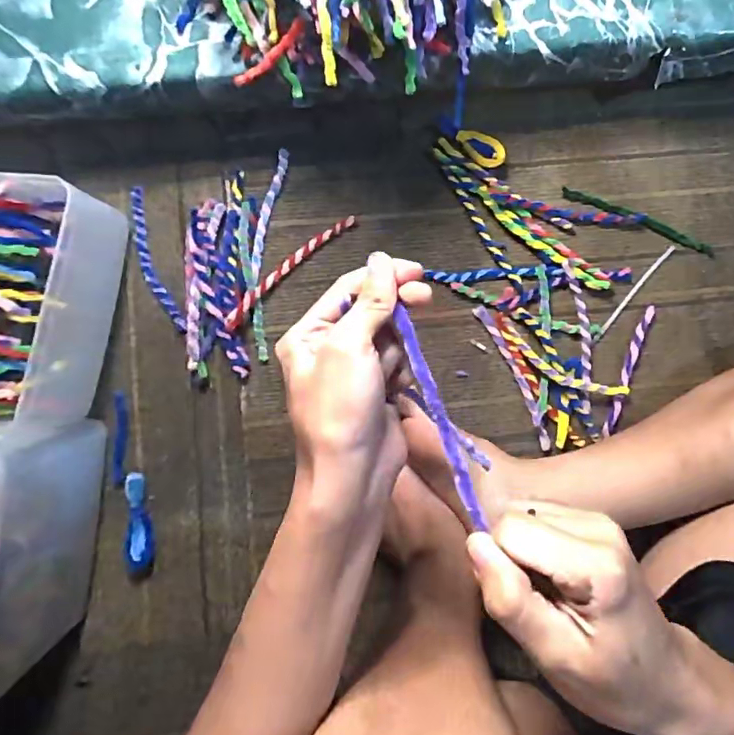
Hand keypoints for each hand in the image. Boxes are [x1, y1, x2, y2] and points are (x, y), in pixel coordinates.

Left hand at [275, 253, 430, 518]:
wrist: (352, 476)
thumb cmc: (341, 407)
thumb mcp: (351, 346)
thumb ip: (370, 301)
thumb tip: (381, 259)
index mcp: (309, 333)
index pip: (349, 289)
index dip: (382, 275)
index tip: (416, 270)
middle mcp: (329, 347)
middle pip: (373, 309)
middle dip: (396, 309)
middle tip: (424, 298)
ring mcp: (355, 369)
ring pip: (391, 336)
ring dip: (397, 351)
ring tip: (388, 377)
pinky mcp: (377, 388)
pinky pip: (398, 362)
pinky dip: (401, 372)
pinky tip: (395, 392)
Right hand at [466, 503, 699, 734]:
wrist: (666, 678)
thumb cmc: (613, 683)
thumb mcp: (557, 659)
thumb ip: (512, 601)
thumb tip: (474, 544)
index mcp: (595, 561)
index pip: (510, 530)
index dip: (499, 569)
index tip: (520, 608)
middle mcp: (598, 525)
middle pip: (515, 517)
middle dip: (509, 559)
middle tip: (534, 606)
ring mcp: (598, 517)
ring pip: (522, 514)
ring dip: (520, 554)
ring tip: (545, 596)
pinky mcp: (593, 518)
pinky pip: (537, 517)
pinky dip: (532, 547)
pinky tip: (553, 581)